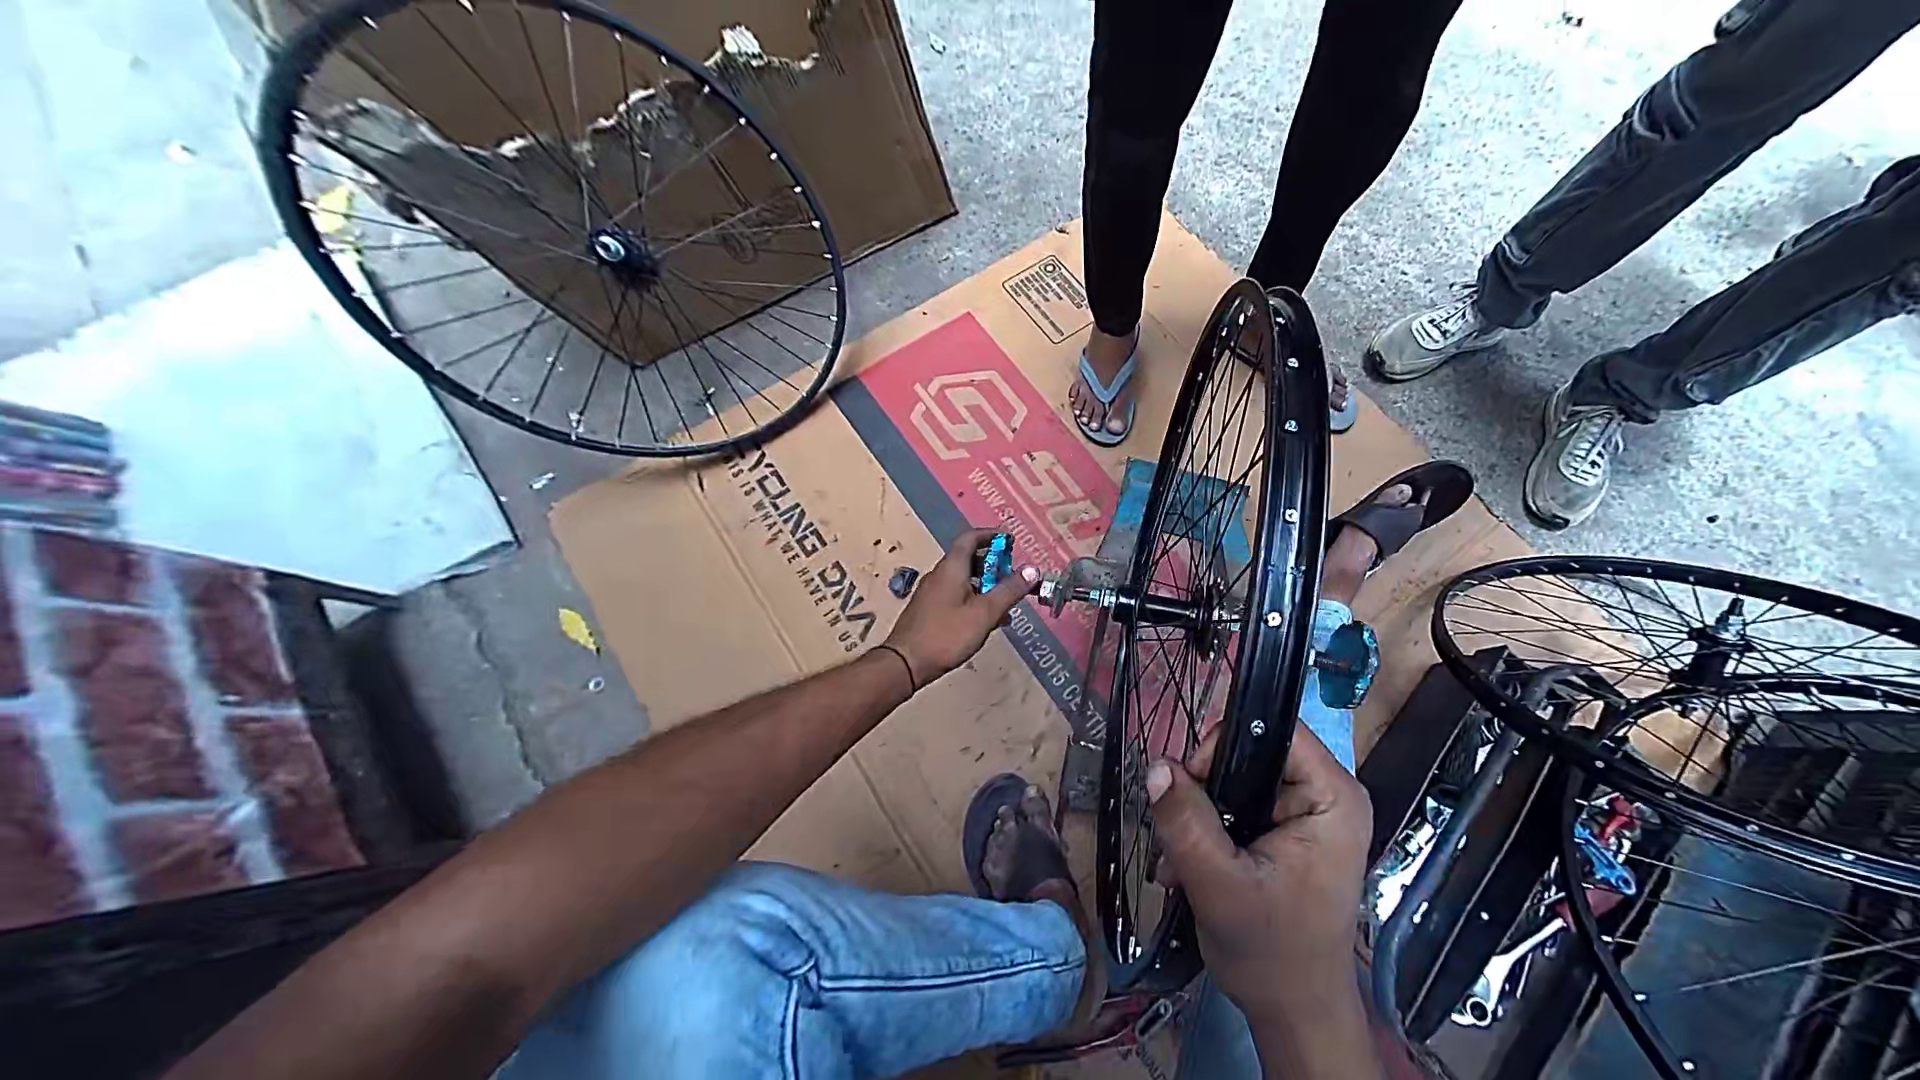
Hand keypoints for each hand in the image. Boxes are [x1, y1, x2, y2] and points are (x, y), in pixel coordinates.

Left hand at [884, 528, 1039, 686]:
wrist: (905, 663)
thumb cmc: (947, 634)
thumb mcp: (985, 613)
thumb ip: (1009, 591)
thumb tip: (1032, 569)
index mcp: (951, 568)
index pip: (970, 538)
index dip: (991, 535)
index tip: (1011, 541)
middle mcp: (939, 575)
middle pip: (968, 558)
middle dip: (993, 564)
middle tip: (1013, 577)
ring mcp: (931, 592)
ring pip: (963, 579)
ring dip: (985, 585)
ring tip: (1005, 603)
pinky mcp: (928, 610)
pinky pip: (956, 595)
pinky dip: (974, 599)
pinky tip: (986, 620)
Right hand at [1146, 722, 1371, 1021]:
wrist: (1291, 1011)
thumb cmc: (1272, 953)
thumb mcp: (1219, 884)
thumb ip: (1185, 822)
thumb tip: (1155, 765)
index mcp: (1331, 797)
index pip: (1271, 727)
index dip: (1223, 744)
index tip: (1190, 784)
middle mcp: (1321, 794)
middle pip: (1243, 751)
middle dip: (1200, 789)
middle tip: (1177, 832)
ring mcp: (1300, 813)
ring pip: (1229, 777)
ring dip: (1194, 814)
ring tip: (1179, 859)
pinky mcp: (1281, 830)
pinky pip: (1229, 802)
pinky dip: (1202, 829)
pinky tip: (1187, 865)